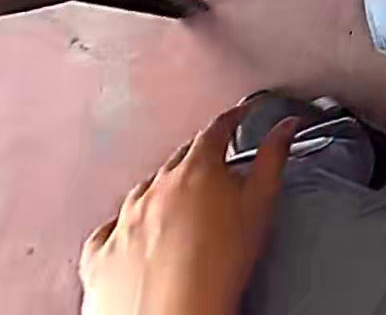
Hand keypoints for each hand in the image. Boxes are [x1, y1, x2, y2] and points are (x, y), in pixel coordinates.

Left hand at [79, 107, 298, 314]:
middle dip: (201, 155)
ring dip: (165, 189)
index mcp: (196, 169)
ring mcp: (124, 222)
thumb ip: (274, 156)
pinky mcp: (100, 258)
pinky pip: (109, 230)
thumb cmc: (220, 269)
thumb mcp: (261, 203)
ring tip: (183, 201)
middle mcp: (156, 188)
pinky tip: (136, 231)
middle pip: (182, 156)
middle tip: (218, 165)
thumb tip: (285, 126)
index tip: (240, 115)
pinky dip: (124, 226)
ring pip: (146, 189)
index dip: (233, 118)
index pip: (217, 128)